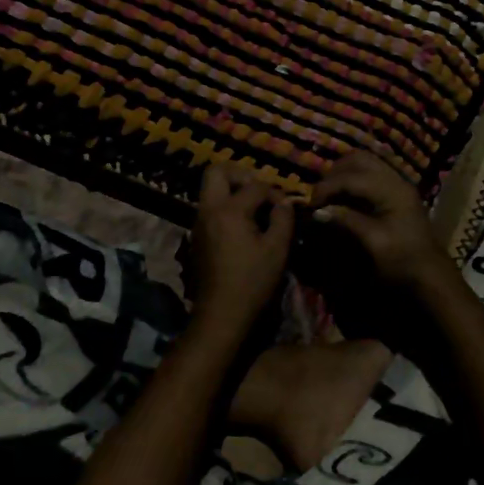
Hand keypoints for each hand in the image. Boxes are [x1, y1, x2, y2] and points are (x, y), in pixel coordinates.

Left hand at [190, 164, 293, 327]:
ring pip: (210, 189)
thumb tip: (285, 203)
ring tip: (255, 209)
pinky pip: (210, 207)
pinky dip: (226, 207)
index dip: (275, 193)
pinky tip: (244, 227)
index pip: (255, 186)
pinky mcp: (197, 236)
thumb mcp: (277, 249)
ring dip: (232, 190)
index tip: (286, 209)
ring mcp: (198, 222)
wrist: (221, 313)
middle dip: (240, 174)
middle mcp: (208, 210)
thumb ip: (283, 219)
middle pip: (216, 171)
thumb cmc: (253, 281)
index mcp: (229, 210)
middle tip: (259, 191)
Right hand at [309, 150, 452, 288]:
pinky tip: (343, 198)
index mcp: (392, 190)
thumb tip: (318, 210)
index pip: (352, 176)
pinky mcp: (396, 193)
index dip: (328, 186)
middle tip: (320, 195)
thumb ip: (347, 220)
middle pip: (359, 158)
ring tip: (329, 195)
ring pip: (365, 163)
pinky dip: (353, 180)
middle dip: (335, 173)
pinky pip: (371, 174)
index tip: (311, 203)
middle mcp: (396, 180)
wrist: (430, 273)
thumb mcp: (373, 241)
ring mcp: (398, 184)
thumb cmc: (402, 259)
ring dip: (343, 173)